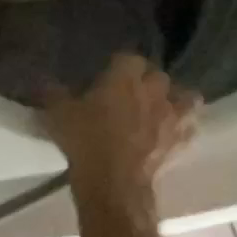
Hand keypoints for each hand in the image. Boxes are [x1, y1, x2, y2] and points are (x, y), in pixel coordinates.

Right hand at [43, 54, 200, 203]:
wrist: (114, 179)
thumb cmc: (84, 140)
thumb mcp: (57, 114)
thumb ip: (54, 93)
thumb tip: (47, 81)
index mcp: (123, 80)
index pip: (128, 57)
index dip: (117, 63)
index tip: (105, 72)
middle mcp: (154, 91)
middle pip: (158, 74)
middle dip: (145, 79)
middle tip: (128, 90)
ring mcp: (173, 115)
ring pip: (185, 96)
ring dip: (172, 98)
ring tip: (157, 106)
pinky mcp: (183, 139)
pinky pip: (189, 124)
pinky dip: (180, 124)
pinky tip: (167, 130)